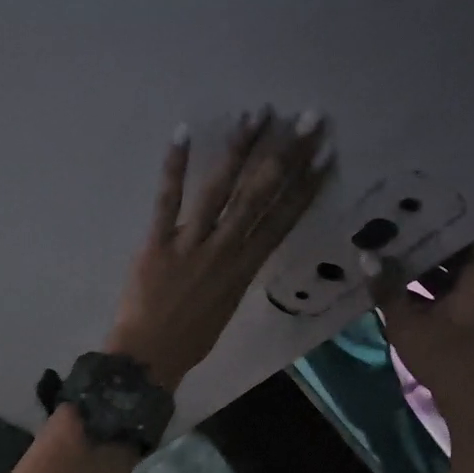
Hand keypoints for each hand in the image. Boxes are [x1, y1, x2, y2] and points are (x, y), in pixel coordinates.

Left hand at [108, 107, 332, 389]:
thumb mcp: (224, 308)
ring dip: (240, 148)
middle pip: (259, 197)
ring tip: (257, 112)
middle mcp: (223, 253)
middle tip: (309, 117)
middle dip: (286, 154)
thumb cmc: (187, 341)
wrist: (147, 360)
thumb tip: (242, 248)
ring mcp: (190, 247)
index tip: (326, 153)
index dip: (305, 185)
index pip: (282, 220)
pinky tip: (182, 132)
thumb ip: (233, 274)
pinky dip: (174, 167)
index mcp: (243, 270)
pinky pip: (166, 201)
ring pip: (220, 191)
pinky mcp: (157, 245)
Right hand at [371, 241, 473, 413]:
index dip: (441, 225)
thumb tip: (367, 258)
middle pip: (458, 257)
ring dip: (426, 274)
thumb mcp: (407, 322)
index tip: (413, 217)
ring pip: (454, 279)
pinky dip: (432, 294)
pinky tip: (403, 295)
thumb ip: (387, 289)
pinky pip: (453, 297)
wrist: (471, 399)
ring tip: (393, 264)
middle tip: (396, 238)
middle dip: (428, 249)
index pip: (466, 235)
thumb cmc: (442, 355)